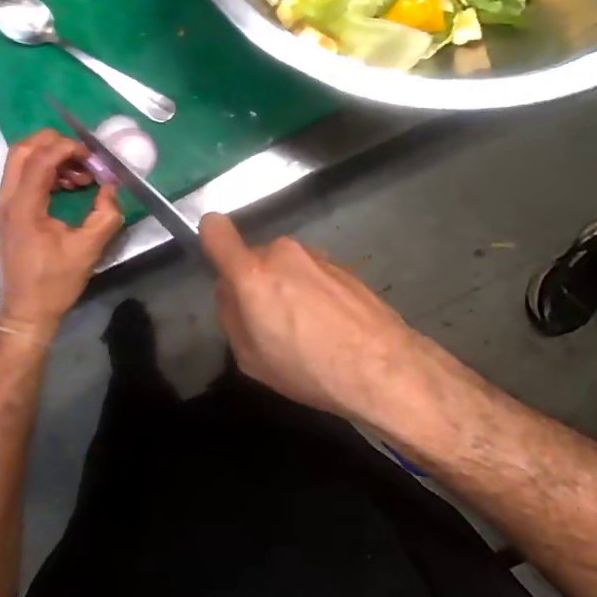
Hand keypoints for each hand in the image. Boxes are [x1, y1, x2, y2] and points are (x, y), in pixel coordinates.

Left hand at [0, 129, 123, 340]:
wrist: (25, 313)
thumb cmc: (54, 283)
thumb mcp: (88, 249)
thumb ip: (105, 214)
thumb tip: (111, 187)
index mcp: (23, 208)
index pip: (40, 158)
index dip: (67, 148)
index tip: (92, 156)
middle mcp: (7, 200)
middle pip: (21, 149)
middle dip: (53, 142)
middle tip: (82, 155)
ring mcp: (3, 205)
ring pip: (19, 160)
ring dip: (49, 157)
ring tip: (80, 175)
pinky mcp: (7, 212)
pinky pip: (21, 176)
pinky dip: (44, 171)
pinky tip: (68, 186)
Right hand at [201, 212, 442, 419]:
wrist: (385, 367)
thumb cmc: (309, 368)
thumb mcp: (251, 359)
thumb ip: (231, 317)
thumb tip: (230, 293)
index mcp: (252, 273)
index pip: (216, 229)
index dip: (211, 240)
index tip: (220, 265)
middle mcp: (281, 252)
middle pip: (254, 258)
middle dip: (256, 282)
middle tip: (272, 323)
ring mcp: (315, 255)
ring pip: (285, 265)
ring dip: (287, 286)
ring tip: (308, 330)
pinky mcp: (342, 264)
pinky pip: (312, 272)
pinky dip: (314, 291)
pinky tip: (332, 326)